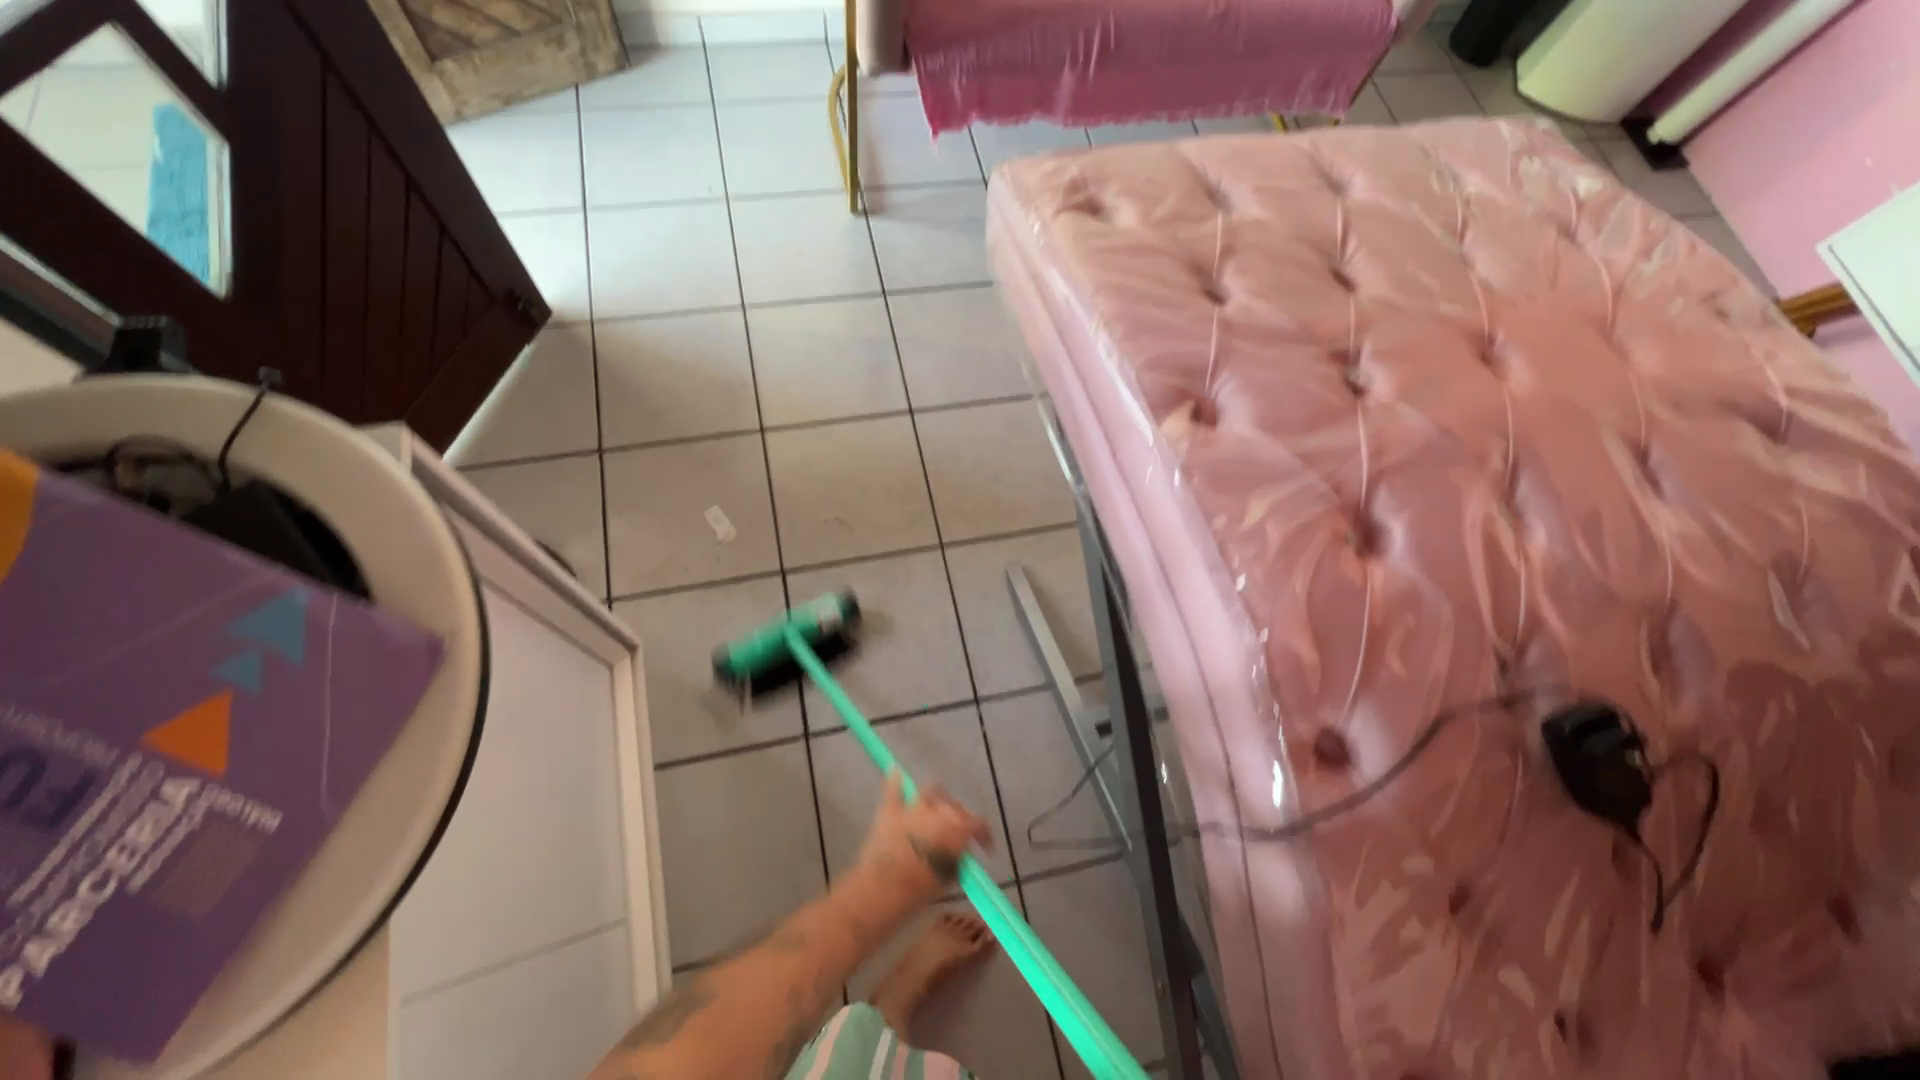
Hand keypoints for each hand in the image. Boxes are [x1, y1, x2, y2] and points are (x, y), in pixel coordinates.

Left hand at [856, 770, 991, 904]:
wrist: (883, 887)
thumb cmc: (919, 889)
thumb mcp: (948, 879)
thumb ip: (958, 860)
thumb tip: (960, 853)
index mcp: (957, 828)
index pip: (978, 824)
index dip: (984, 835)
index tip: (985, 848)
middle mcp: (939, 811)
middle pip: (955, 807)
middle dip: (959, 819)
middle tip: (956, 835)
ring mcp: (913, 807)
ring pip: (930, 791)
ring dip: (935, 800)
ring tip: (935, 809)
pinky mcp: (890, 809)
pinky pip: (894, 788)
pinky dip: (897, 781)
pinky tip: (897, 774)